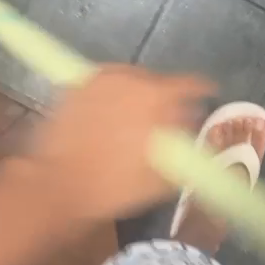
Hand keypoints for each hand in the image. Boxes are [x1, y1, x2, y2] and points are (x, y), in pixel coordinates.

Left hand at [28, 65, 215, 224]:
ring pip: (133, 80)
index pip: (191, 84)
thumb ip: (186, 152)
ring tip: (134, 117)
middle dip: (166, 99)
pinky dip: (115, 91)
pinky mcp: (80, 82)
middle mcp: (133, 78)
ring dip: (140, 94)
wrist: (57, 184)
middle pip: (161, 82)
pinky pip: (108, 80)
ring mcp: (103, 78)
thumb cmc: (113, 186)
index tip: (206, 97)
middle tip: (164, 120)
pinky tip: (111, 110)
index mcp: (158, 97)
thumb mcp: (161, 177)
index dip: (201, 92)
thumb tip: (198, 138)